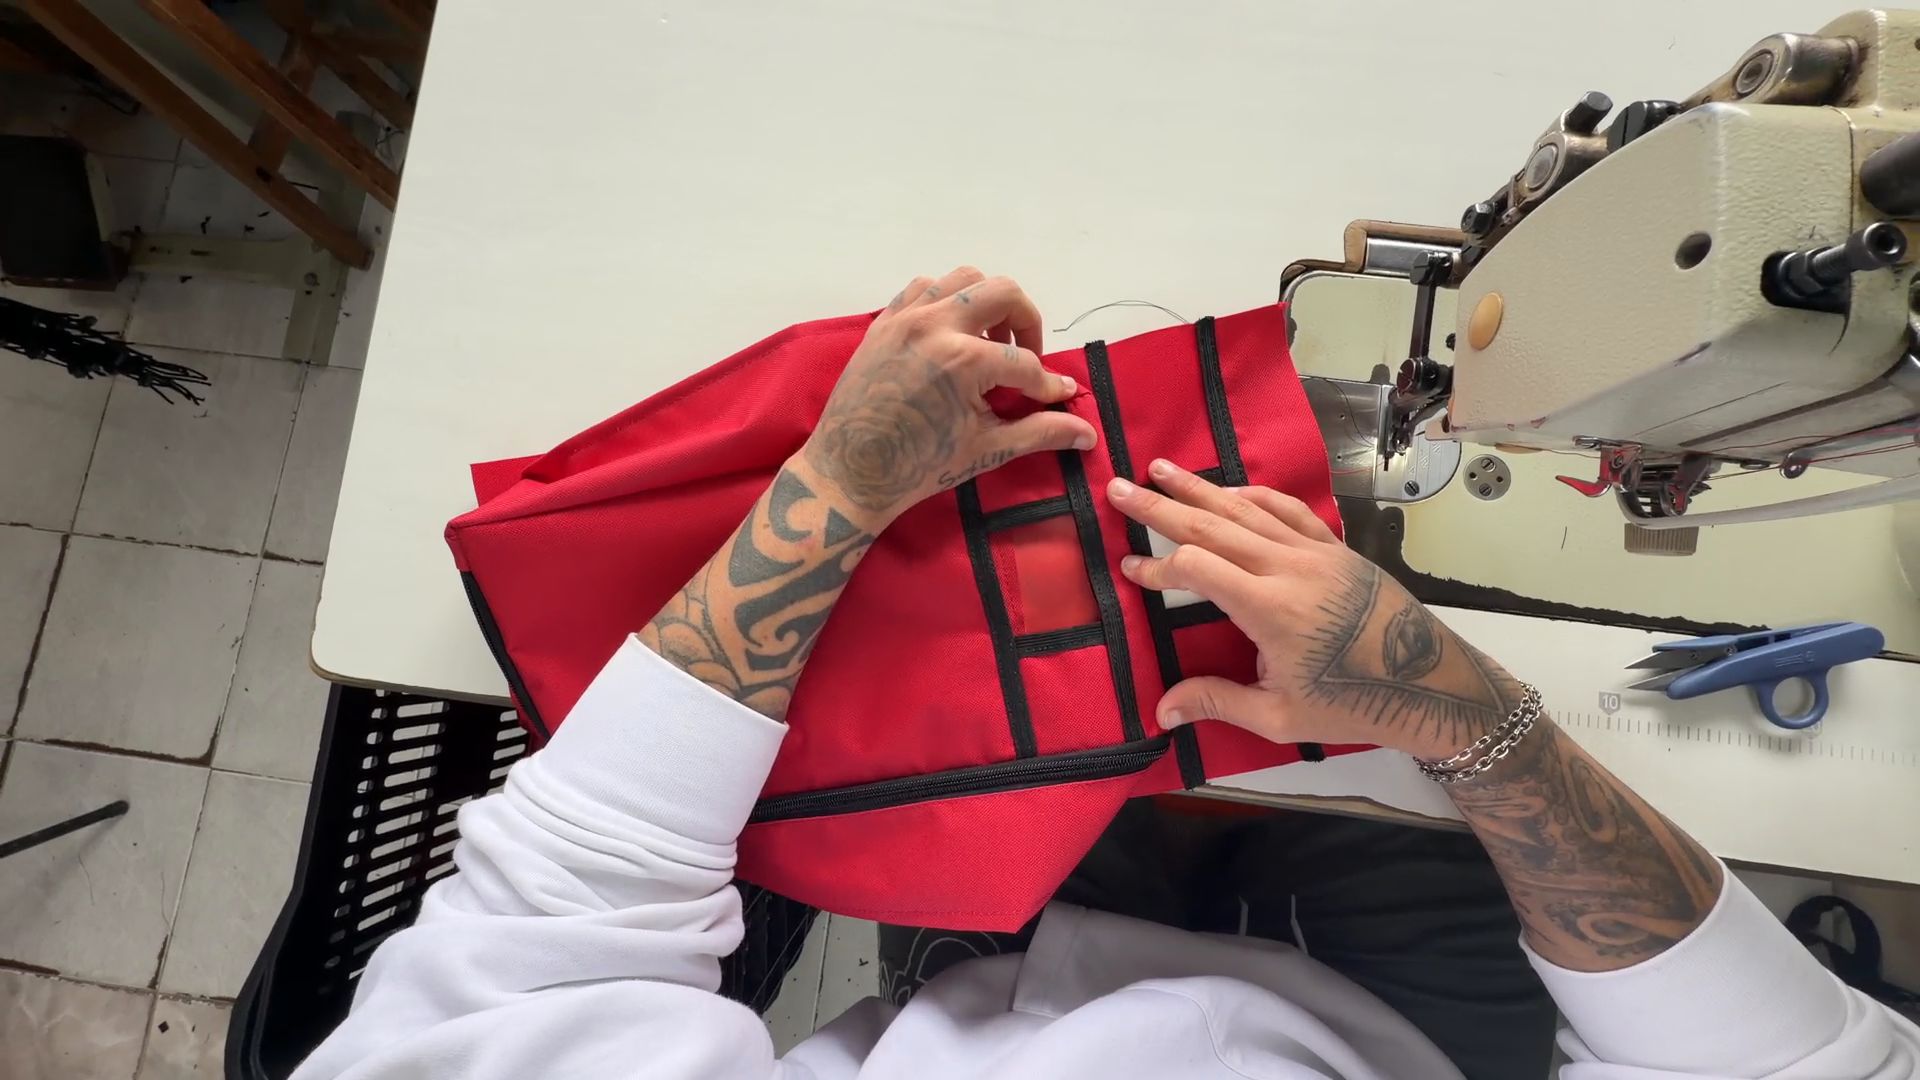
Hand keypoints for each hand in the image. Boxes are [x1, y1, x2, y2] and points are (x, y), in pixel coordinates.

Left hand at [800, 267, 1098, 528]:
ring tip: (988, 342)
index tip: (1057, 396)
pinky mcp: (883, 322)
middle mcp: (936, 325)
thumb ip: (1040, 432)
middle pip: (1003, 293)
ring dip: (986, 304)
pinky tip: (951, 335)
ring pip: (963, 280)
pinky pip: (924, 288)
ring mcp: (905, 318)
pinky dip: (946, 301)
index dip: (1047, 385)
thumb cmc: (919, 467)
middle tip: (1025, 358)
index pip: (1025, 363)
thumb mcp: (987, 449)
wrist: (851, 473)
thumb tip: (1088, 434)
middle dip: (1026, 323)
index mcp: (964, 360)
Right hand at [1105, 459, 1526, 759]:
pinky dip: (1251, 495)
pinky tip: (1228, 490)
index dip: (1157, 568)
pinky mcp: (1335, 547)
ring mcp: (1314, 551)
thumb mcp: (1280, 716)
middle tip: (1119, 488)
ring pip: (1245, 508)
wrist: (1436, 688)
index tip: (1129, 570)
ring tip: (1160, 468)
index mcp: (1270, 608)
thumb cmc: (1355, 706)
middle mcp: (1288, 567)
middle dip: (1159, 506)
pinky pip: (1286, 509)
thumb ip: (1217, 703)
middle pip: (1211, 524)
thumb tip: (1160, 712)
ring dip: (1198, 487)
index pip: (1196, 569)